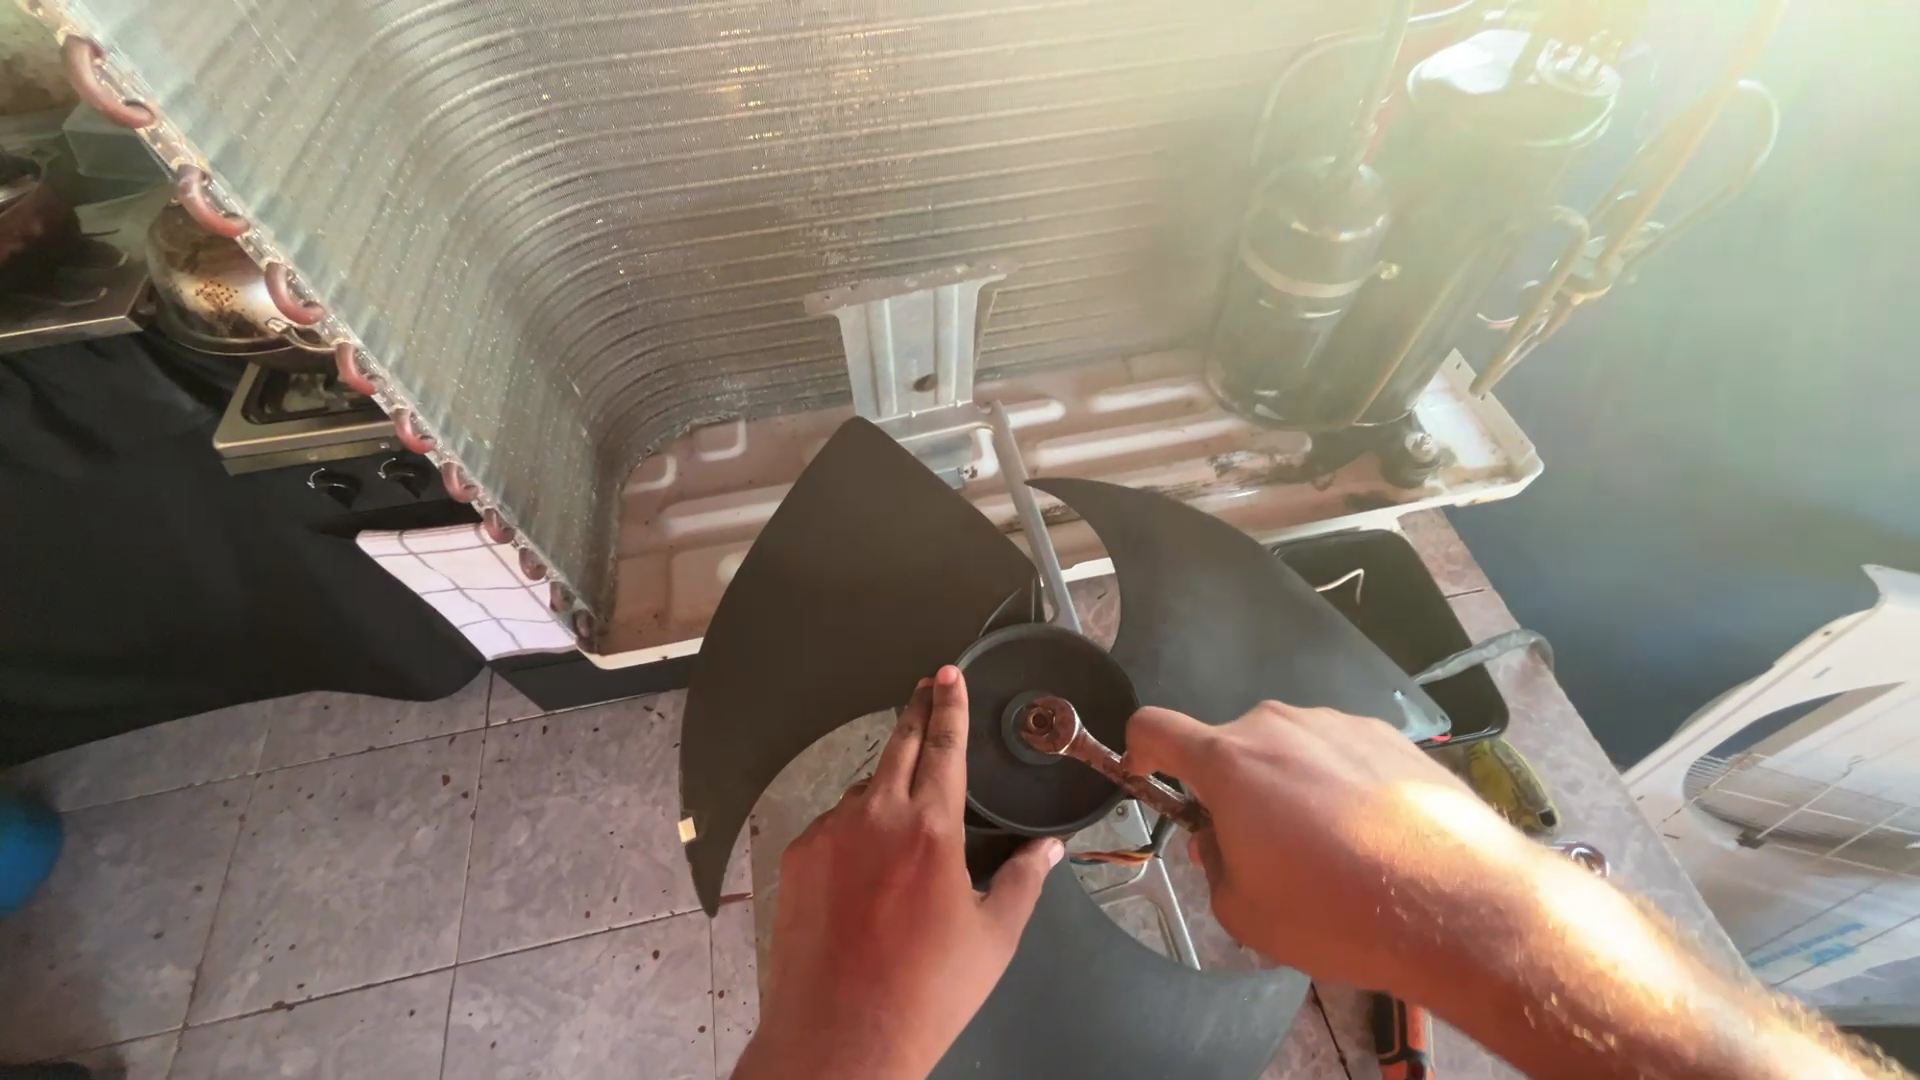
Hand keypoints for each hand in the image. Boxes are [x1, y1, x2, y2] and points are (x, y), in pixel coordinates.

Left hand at [733, 666, 1064, 1079]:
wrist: (838, 1040)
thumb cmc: (926, 992)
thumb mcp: (992, 938)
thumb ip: (1023, 881)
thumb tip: (1050, 849)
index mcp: (931, 828)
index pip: (944, 746)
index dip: (950, 704)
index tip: (948, 674)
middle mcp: (877, 815)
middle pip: (900, 743)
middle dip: (917, 709)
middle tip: (926, 685)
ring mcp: (831, 831)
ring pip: (865, 787)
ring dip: (886, 783)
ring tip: (902, 816)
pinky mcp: (799, 854)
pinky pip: (834, 822)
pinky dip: (855, 827)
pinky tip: (864, 866)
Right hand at [1123, 701, 1549, 996]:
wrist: (1467, 907)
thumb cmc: (1339, 912)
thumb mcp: (1244, 912)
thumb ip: (1211, 864)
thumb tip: (1220, 839)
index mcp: (1227, 761)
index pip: (1152, 726)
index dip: (1139, 750)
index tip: (1151, 779)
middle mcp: (1274, 725)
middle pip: (1226, 748)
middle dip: (1230, 789)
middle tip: (1265, 847)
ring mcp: (1333, 723)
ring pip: (1284, 748)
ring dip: (1286, 784)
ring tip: (1334, 846)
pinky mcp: (1385, 733)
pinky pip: (1335, 751)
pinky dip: (1336, 781)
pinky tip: (1375, 832)